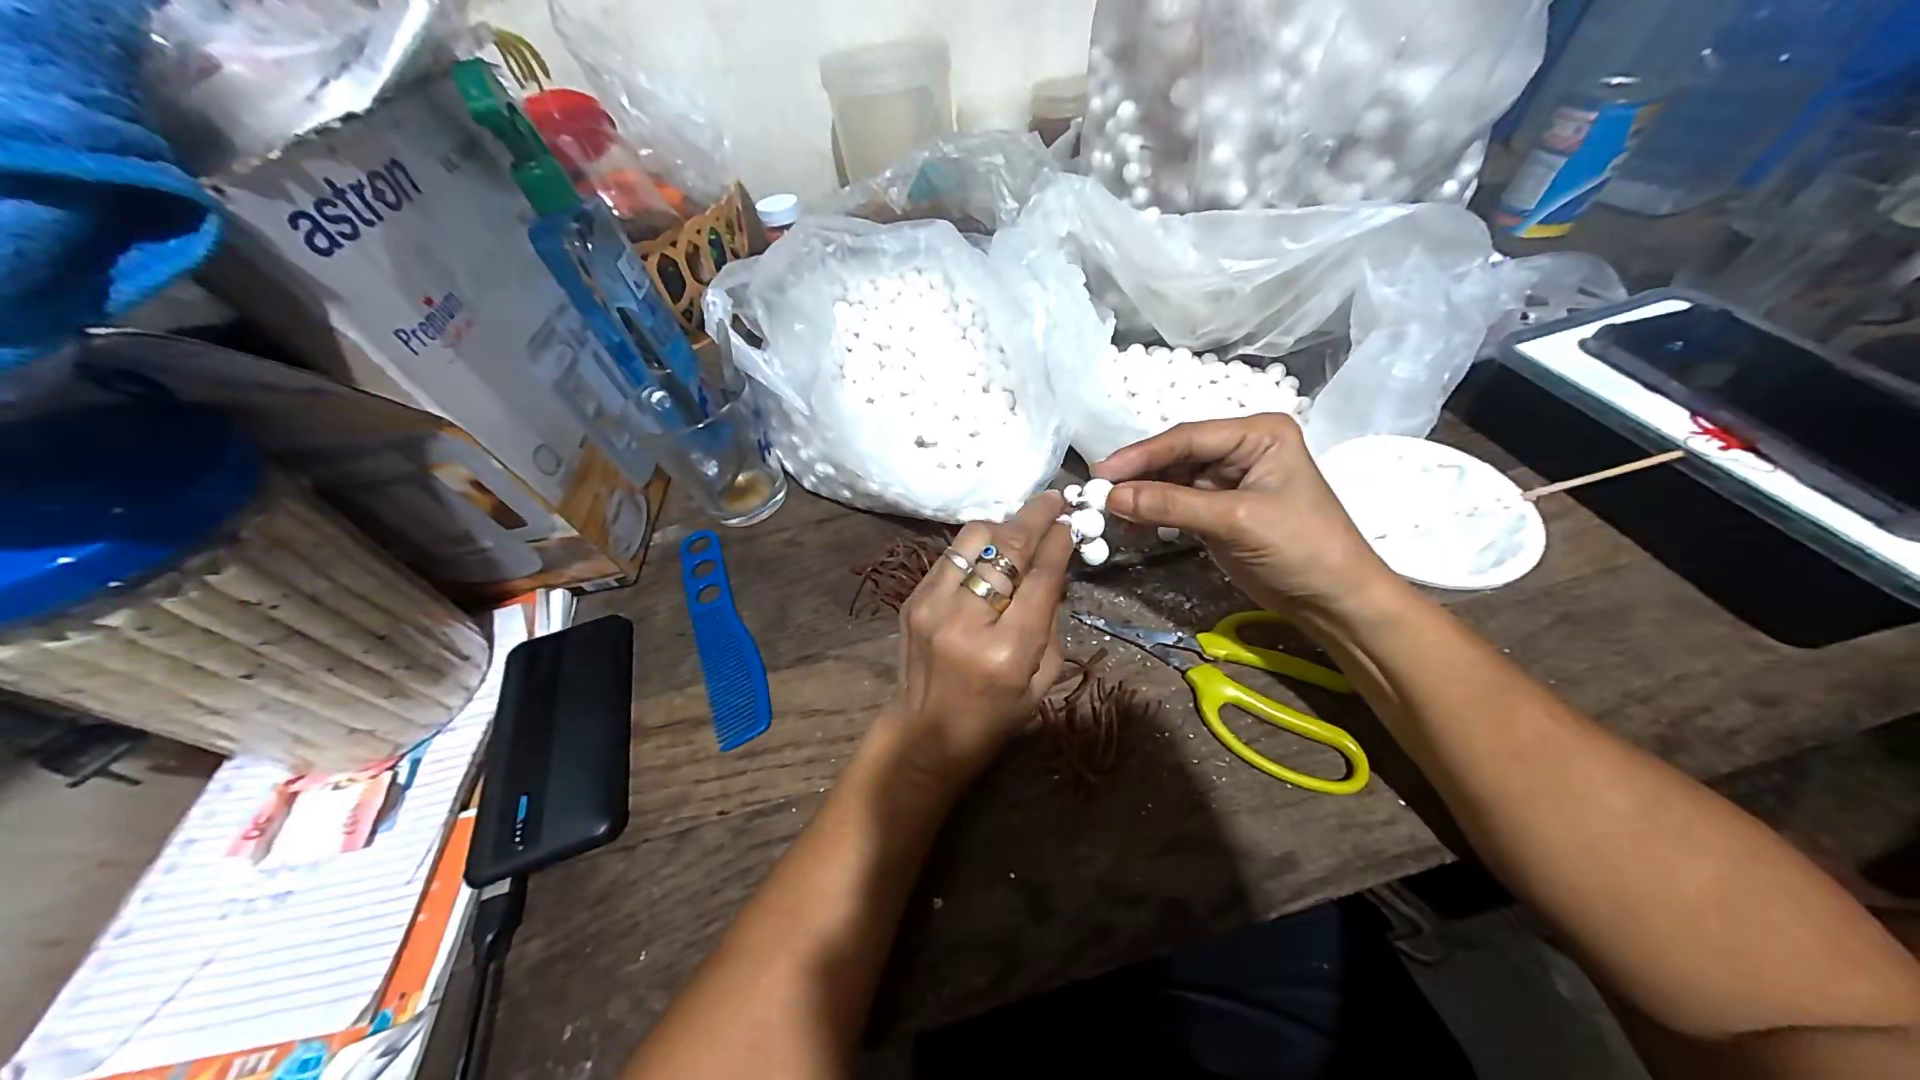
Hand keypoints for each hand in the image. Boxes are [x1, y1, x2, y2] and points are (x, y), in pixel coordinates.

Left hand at [887, 491, 1072, 785]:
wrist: (927, 733)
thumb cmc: (995, 716)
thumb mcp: (1041, 680)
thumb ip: (1050, 621)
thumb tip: (1054, 568)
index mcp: (1007, 651)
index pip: (1040, 578)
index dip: (1059, 543)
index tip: (1071, 523)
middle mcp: (966, 620)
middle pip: (1005, 548)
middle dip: (1035, 518)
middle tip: (1054, 501)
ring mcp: (931, 605)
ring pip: (972, 538)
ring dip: (1002, 527)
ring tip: (1020, 530)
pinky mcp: (912, 599)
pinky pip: (950, 555)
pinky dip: (975, 548)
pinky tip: (989, 555)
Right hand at [1093, 415, 1398, 619]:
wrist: (1335, 600)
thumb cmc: (1301, 549)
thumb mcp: (1235, 520)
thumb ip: (1172, 505)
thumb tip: (1112, 497)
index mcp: (1258, 435)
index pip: (1188, 437)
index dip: (1141, 455)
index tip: (1100, 472)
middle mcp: (1242, 450)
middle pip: (1176, 456)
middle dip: (1138, 476)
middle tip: (1095, 493)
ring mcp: (1229, 481)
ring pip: (1172, 481)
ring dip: (1141, 497)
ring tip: (1106, 511)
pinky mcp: (1219, 510)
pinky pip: (1177, 505)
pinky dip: (1153, 514)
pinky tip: (1130, 523)